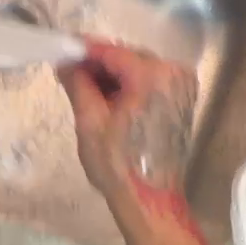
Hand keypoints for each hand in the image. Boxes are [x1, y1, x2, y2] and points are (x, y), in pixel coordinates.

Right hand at [57, 40, 198, 202]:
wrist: (148, 197)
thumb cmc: (117, 164)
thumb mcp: (90, 123)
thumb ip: (79, 86)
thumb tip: (66, 63)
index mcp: (153, 75)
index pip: (113, 52)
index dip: (85, 50)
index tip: (63, 47)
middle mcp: (174, 73)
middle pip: (128, 58)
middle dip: (98, 64)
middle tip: (69, 73)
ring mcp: (182, 86)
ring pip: (138, 70)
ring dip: (112, 77)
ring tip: (84, 90)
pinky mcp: (181, 100)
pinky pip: (149, 83)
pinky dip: (128, 87)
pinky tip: (107, 100)